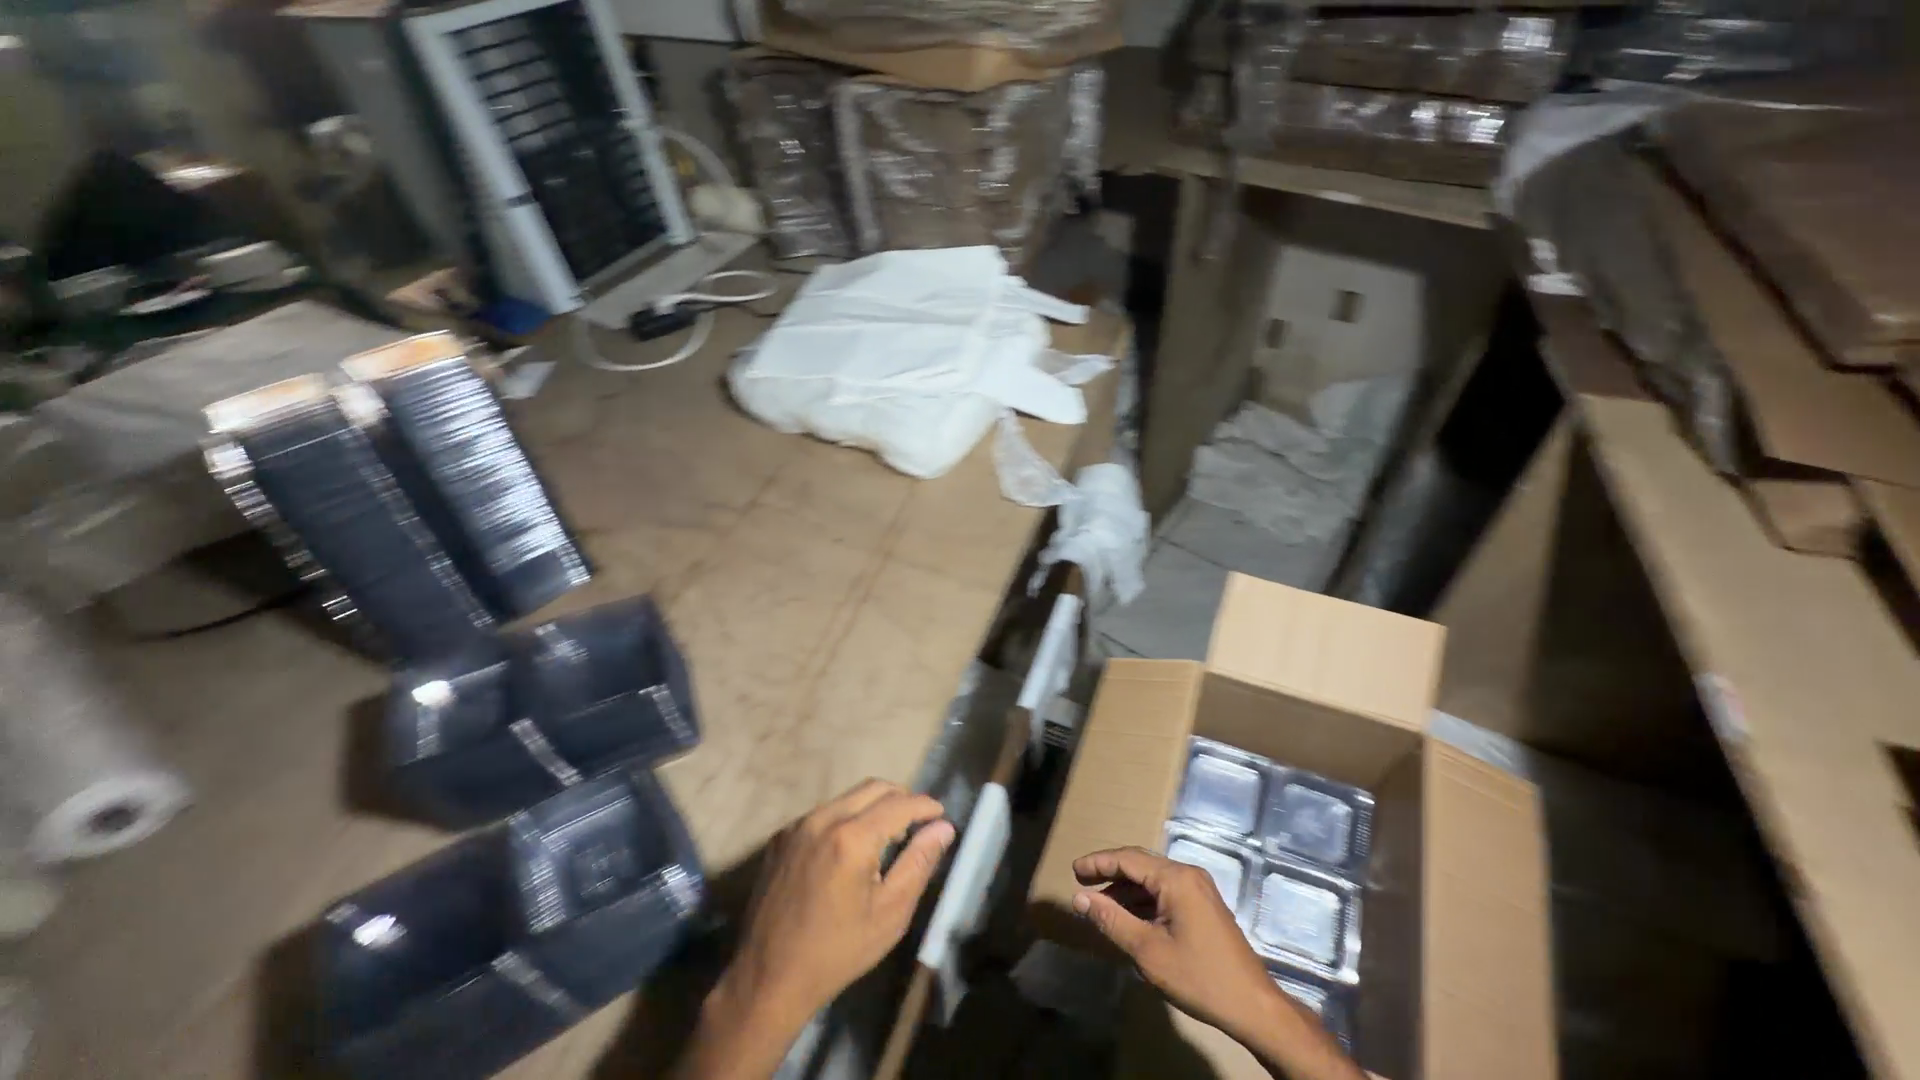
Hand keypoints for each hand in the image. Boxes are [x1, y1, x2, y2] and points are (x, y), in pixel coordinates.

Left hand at [718, 780, 954, 1024]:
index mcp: (851, 838)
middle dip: (901, 798)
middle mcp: (821, 820)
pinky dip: (846, 820)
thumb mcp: (890, 912)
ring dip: (872, 808)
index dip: (925, 805)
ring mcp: (796, 827)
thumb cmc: (838, 951)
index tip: (941, 814)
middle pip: (872, 788)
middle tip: (919, 822)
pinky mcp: (780, 839)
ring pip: (846, 798)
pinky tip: (851, 851)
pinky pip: (822, 814)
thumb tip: (943, 828)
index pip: (899, 804)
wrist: (769, 976)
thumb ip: (919, 863)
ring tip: (888, 837)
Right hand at [1072, 847, 1362, 1079]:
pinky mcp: (1204, 906)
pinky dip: (1143, 900)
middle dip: (1110, 872)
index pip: (1128, 859)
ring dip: (1126, 889)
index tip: (1073, 870)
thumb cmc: (1198, 976)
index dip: (1098, 863)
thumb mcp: (1147, 950)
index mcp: (1176, 878)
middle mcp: (1189, 875)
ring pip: (1153, 879)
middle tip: (1081, 882)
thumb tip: (1080, 898)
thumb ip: (1112, 920)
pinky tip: (1127, 917)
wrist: (1252, 1004)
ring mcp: (1199, 890)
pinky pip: (1166, 892)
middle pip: (1141, 864)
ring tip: (1098, 905)